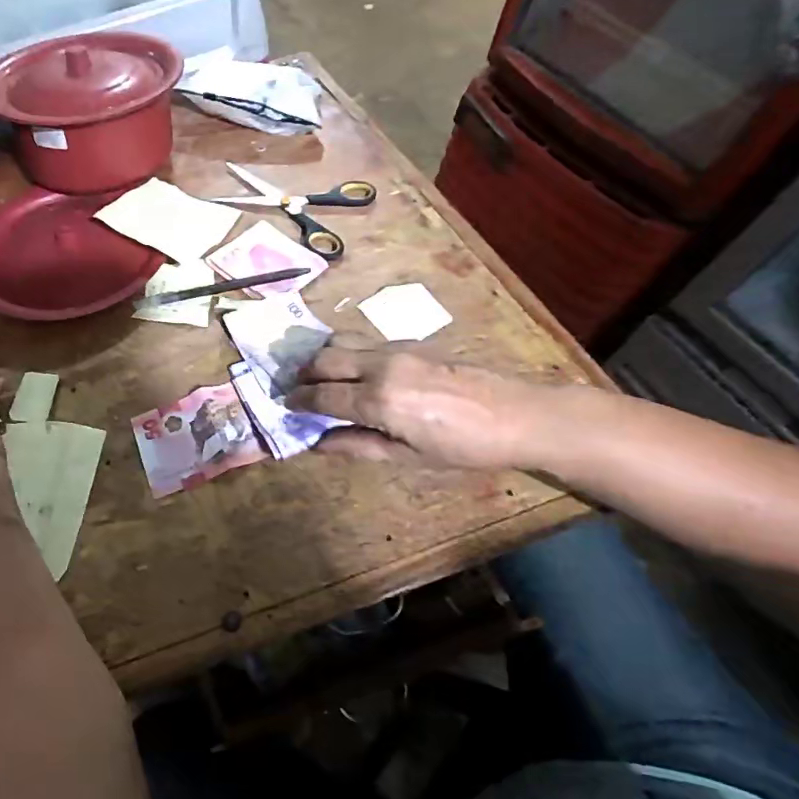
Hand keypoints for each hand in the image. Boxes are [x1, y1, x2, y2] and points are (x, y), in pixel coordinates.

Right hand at [287, 335, 557, 469]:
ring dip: (323, 357)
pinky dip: (346, 351)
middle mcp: (380, 366)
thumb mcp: (407, 457)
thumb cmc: (463, 448)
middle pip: (325, 359)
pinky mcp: (411, 343)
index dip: (298, 402)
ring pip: (343, 341)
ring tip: (316, 376)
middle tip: (293, 389)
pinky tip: (350, 370)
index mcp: (378, 400)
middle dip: (303, 374)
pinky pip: (365, 341)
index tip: (284, 405)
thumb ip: (358, 445)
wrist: (514, 415)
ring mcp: (397, 349)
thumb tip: (318, 443)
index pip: (322, 396)